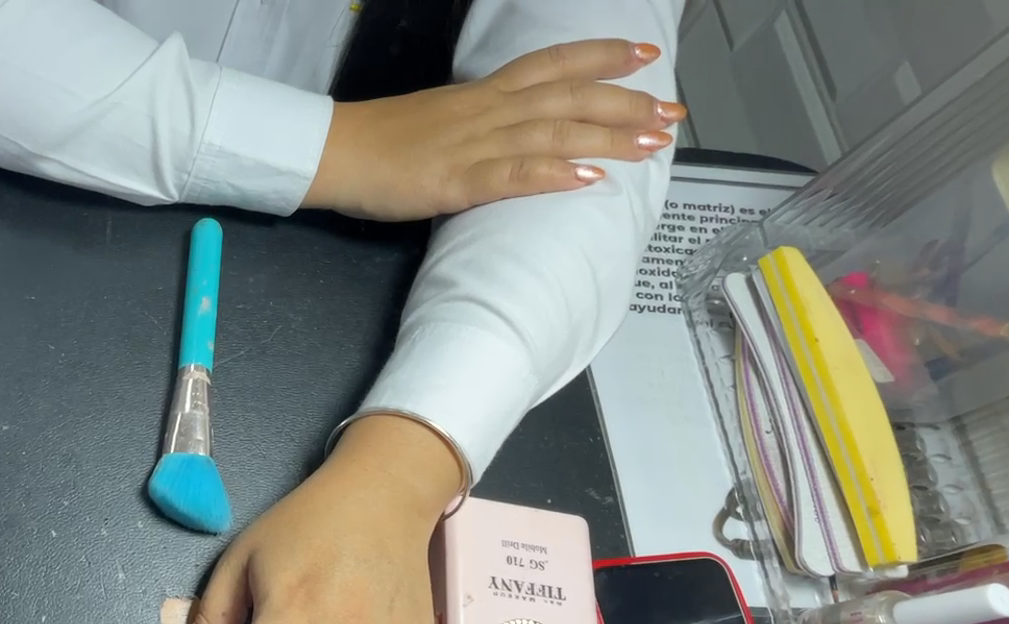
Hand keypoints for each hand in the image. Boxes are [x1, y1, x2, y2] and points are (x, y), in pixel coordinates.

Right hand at [305, 39, 683, 220]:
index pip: (551, 68)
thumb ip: (471, 129)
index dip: (601, 58)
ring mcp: (473, 145)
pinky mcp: (454, 181)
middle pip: (568, 100)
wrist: (337, 152)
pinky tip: (586, 179)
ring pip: (552, 133)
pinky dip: (551, 175)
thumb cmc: (377, 143)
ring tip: (651, 144)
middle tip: (672, 115)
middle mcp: (487, 112)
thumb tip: (495, 142)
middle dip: (625, 104)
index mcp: (480, 96)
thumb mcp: (434, 124)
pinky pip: (510, 175)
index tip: (644, 58)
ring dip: (606, 136)